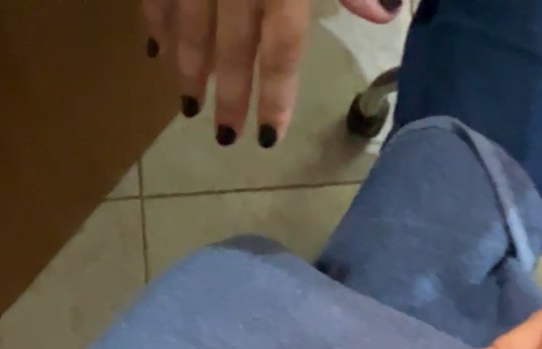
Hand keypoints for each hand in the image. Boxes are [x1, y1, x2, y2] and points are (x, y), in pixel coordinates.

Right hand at [142, 0, 402, 146]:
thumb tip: (386, 15)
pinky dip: (155, 23)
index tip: (265, 139)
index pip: (280, 48)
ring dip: (187, 69)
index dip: (273, 96)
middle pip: (231, 48)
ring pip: (188, 26)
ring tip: (187, 105)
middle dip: (228, 97)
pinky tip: (156, 52)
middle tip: (225, 140)